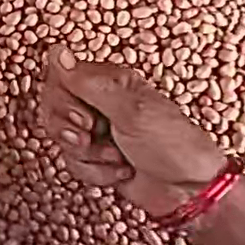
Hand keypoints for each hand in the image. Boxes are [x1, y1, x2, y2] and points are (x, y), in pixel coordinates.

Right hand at [37, 46, 226, 214]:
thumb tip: (56, 52)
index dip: (63, 101)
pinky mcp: (97, 158)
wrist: (190, 192)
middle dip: (71, 131)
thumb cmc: (172, 145)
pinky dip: (95, 173)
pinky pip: (73, 163)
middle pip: (54, 108)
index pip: (59, 79)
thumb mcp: (130, 110)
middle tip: (94, 135)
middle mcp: (100, 103)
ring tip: (115, 155)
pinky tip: (120, 170)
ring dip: (88, 155)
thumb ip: (88, 82)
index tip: (84, 117)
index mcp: (108, 81)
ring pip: (61, 139)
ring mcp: (98, 131)